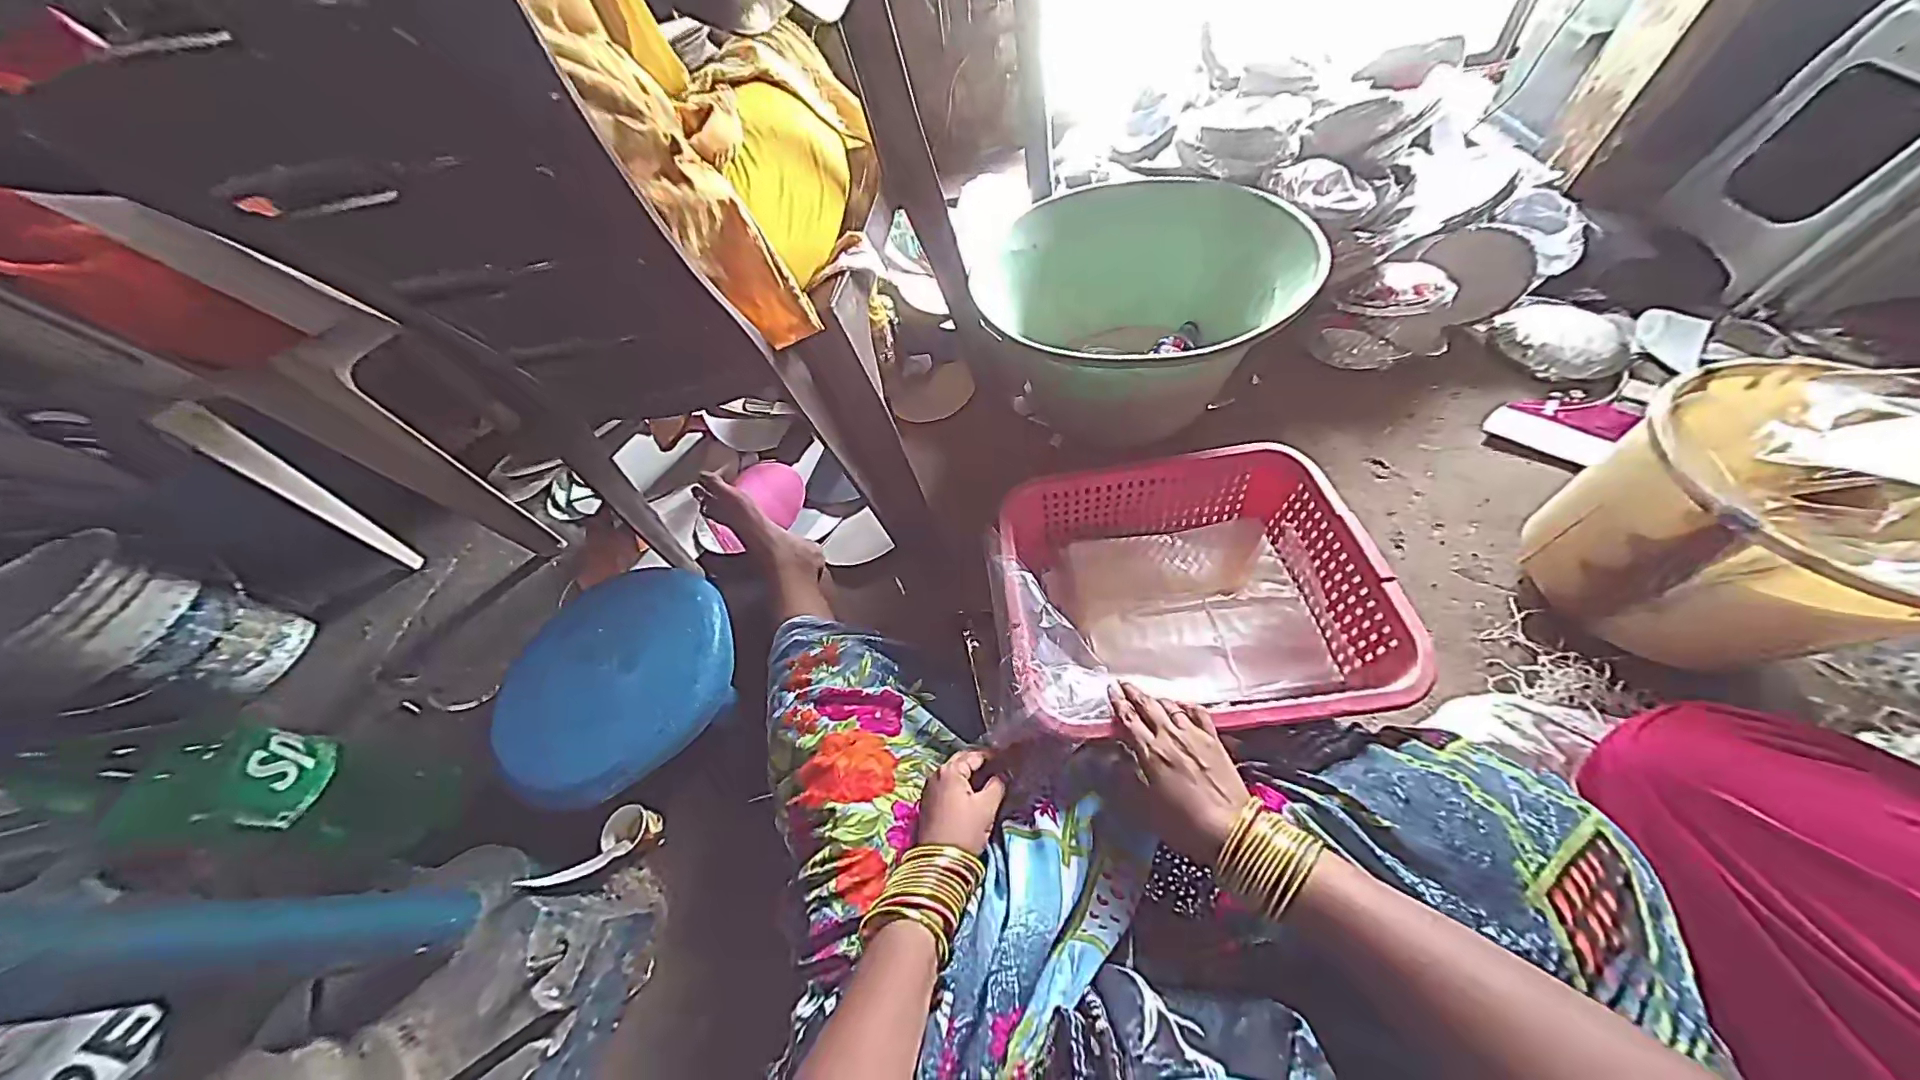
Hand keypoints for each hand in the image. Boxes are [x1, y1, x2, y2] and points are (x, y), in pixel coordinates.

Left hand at [914, 748, 1007, 855]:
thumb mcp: (987, 806)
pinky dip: (960, 787)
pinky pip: (947, 786)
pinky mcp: (928, 803)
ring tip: (988, 782)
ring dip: (969, 776)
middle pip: (962, 762)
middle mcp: (936, 774)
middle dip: (979, 765)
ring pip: (954, 775)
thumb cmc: (965, 830)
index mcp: (950, 771)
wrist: (939, 861)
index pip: (974, 755)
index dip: (992, 757)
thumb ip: (997, 785)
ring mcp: (930, 788)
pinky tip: (972, 795)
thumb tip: (1001, 775)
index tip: (1006, 760)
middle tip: (998, 770)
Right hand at [1108, 683, 1248, 864]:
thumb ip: (1128, 776)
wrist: (1231, 829)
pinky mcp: (1214, 740)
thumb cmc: (1183, 823)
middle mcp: (1171, 737)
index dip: (1118, 703)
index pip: (1129, 719)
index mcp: (1151, 752)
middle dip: (1134, 693)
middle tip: (1124, 685)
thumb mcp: (1146, 805)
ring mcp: (1195, 735)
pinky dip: (1186, 705)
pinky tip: (1181, 705)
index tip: (1110, 691)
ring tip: (1149, 697)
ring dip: (1157, 699)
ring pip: (1171, 707)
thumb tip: (1116, 756)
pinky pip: (1198, 713)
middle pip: (1148, 706)